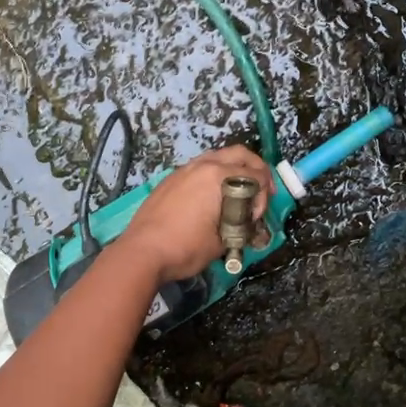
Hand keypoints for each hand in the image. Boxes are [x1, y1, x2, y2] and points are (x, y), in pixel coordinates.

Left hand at [118, 146, 271, 281]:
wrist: (141, 252)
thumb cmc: (185, 247)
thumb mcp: (221, 242)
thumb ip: (240, 226)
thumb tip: (245, 225)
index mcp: (218, 176)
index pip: (254, 174)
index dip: (264, 194)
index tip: (259, 215)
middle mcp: (202, 165)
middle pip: (238, 154)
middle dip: (255, 169)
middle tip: (262, 189)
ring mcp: (184, 170)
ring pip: (217, 157)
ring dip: (233, 169)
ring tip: (239, 190)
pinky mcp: (170, 179)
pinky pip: (199, 167)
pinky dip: (213, 174)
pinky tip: (212, 195)